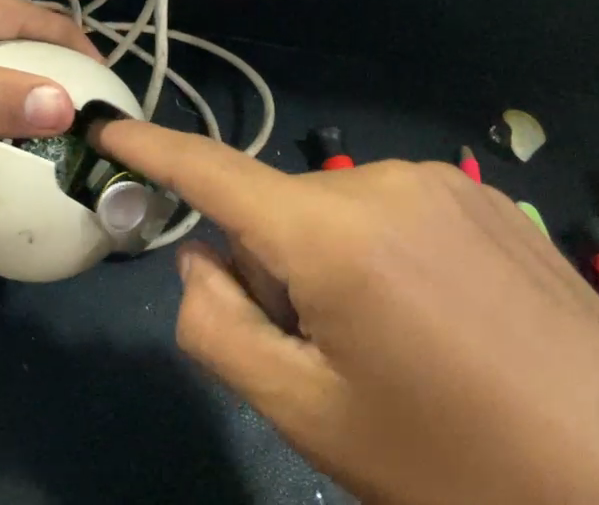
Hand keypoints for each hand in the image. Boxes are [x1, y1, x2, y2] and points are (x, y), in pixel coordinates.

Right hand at [93, 121, 598, 504]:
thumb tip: (202, 262)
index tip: (106, 128)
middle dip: (269, 266)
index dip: (150, 147)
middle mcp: (385, 183)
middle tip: (323, 354)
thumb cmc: (457, 471)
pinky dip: (377, 255)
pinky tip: (441, 327)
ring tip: (394, 349)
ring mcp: (447, 186)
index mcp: (333, 233)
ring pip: (331, 212)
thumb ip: (216, 328)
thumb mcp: (306, 417)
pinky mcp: (491, 204)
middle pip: (274, 209)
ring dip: (325, 264)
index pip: (210, 171)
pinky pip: (389, 212)